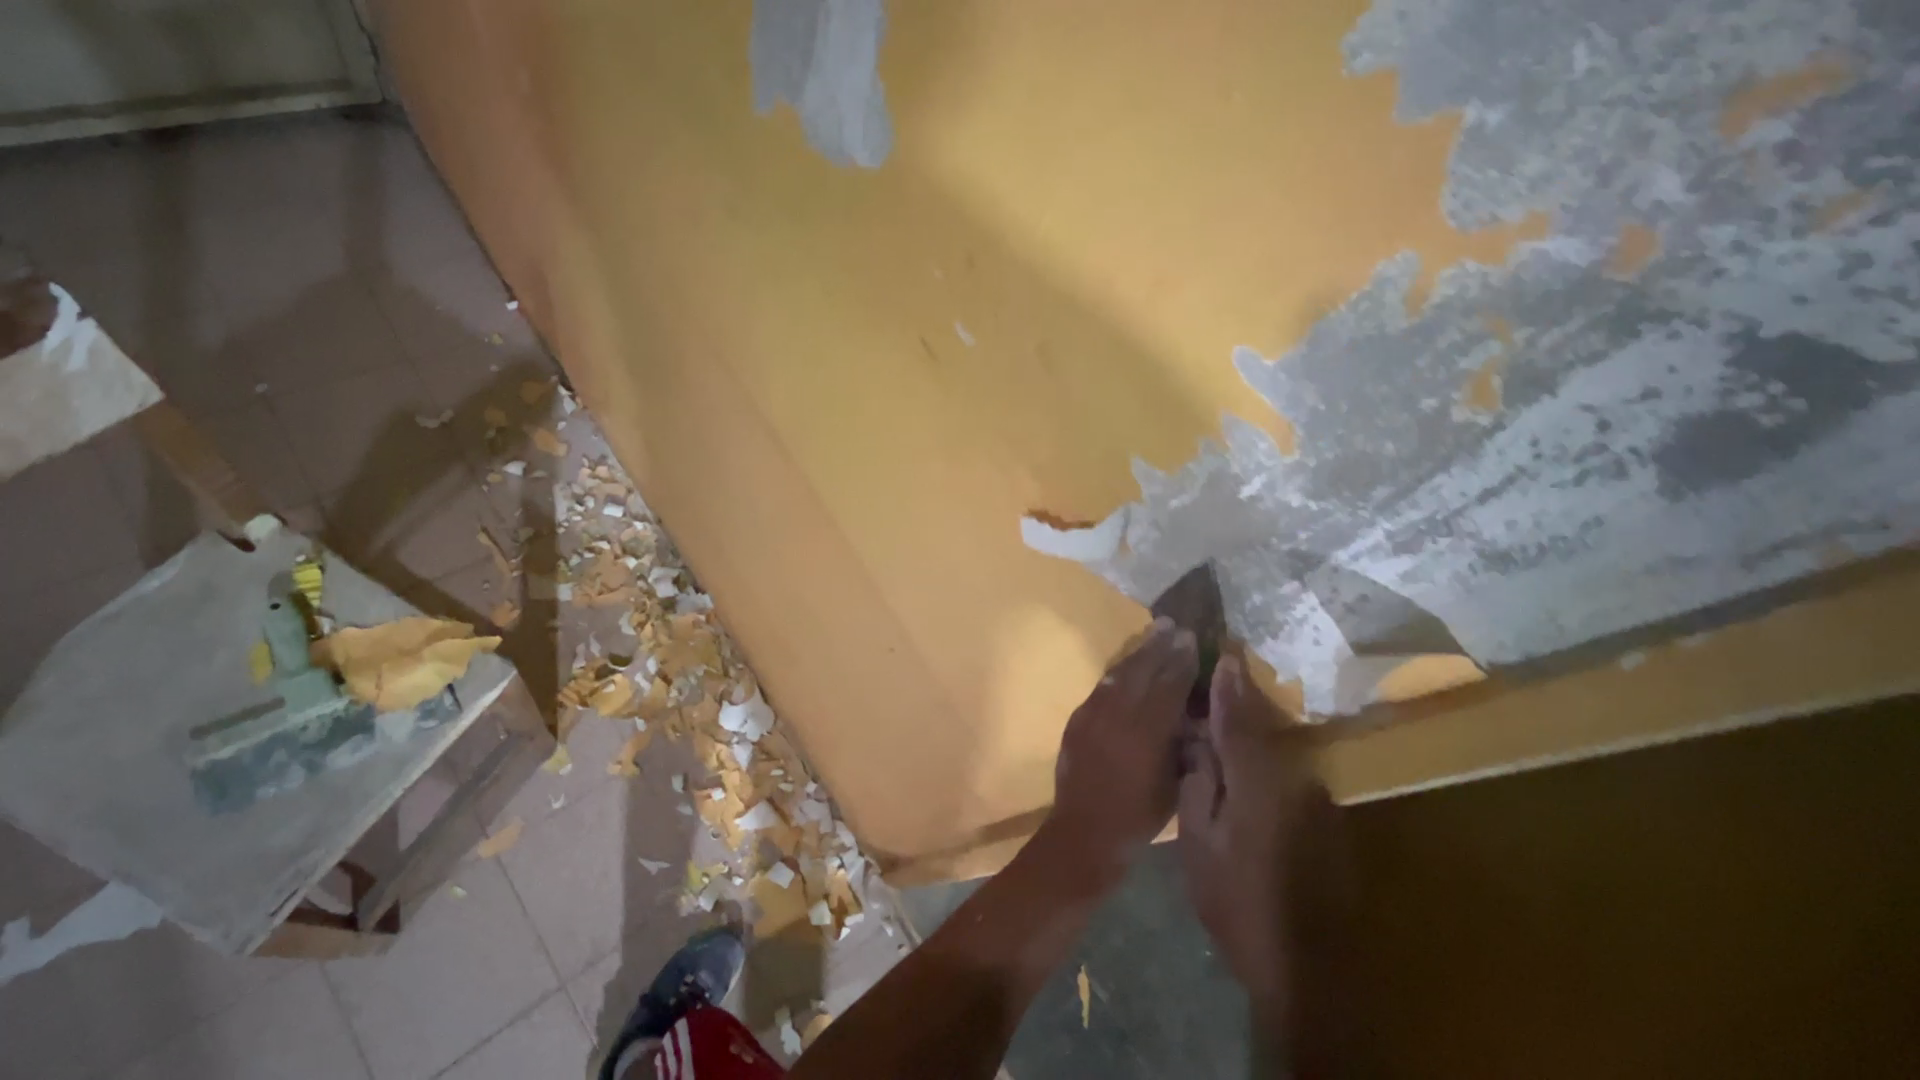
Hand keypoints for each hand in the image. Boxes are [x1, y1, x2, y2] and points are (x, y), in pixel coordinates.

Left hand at [1045, 617, 1197, 877]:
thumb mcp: (1175, 783)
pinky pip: (1100, 688)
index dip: (1181, 660)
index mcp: (1148, 731)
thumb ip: (1184, 746)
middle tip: (1173, 625)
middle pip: (1142, 671)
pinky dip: (1116, 674)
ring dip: (1137, 654)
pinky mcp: (1077, 721)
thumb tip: (1196, 716)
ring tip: (1152, 634)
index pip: (1169, 685)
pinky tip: (1124, 668)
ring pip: (1118, 674)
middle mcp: (1119, 715)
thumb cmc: (1138, 816)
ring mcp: (1093, 715)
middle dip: (1159, 647)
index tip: (1192, 637)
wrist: (1083, 832)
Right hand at [1177, 655, 1348, 1012]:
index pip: (1236, 717)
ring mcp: (1315, 798)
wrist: (1304, 965)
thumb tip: (1199, 738)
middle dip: (1233, 706)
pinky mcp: (1325, 818)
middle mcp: (1293, 778)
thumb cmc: (1237, 903)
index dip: (1226, 684)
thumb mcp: (1197, 843)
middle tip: (1206, 688)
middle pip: (1258, 729)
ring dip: (1249, 738)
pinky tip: (1244, 778)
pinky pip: (1286, 777)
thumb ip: (1199, 782)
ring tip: (1218, 730)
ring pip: (1274, 752)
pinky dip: (1264, 768)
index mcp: (1257, 780)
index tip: (1219, 650)